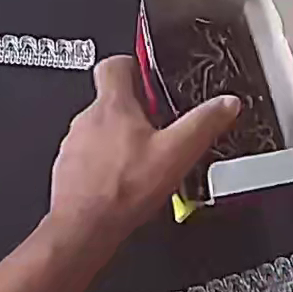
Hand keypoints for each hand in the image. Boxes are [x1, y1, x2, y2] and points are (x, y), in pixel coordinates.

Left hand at [48, 55, 237, 243]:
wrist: (84, 227)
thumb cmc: (122, 190)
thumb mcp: (176, 154)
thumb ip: (203, 124)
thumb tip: (225, 104)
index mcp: (112, 105)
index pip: (115, 64)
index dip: (133, 65)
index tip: (149, 76)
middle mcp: (86, 120)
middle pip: (110, 101)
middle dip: (134, 112)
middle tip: (157, 129)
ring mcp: (73, 145)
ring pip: (98, 131)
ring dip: (118, 140)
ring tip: (142, 161)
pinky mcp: (67, 169)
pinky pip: (87, 157)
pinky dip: (103, 164)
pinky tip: (122, 182)